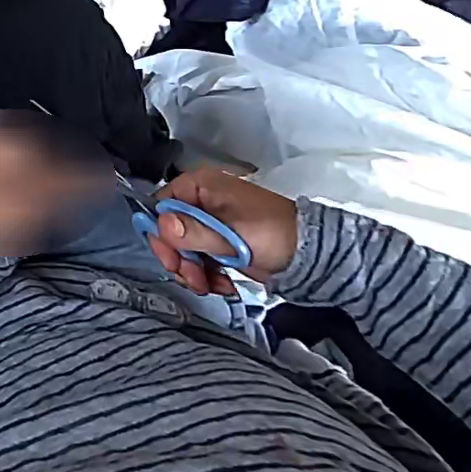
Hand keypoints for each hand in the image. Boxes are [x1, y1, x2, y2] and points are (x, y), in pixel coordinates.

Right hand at [144, 168, 297, 296]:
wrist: (308, 254)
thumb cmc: (273, 234)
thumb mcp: (233, 235)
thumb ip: (196, 232)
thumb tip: (162, 225)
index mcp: (201, 186)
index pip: (162, 205)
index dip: (162, 233)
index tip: (173, 260)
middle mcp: (201, 201)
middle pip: (169, 230)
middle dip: (179, 258)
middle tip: (194, 277)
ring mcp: (210, 223)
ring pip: (182, 249)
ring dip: (192, 271)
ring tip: (211, 284)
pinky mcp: (218, 243)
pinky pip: (198, 259)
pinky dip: (205, 275)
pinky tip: (222, 284)